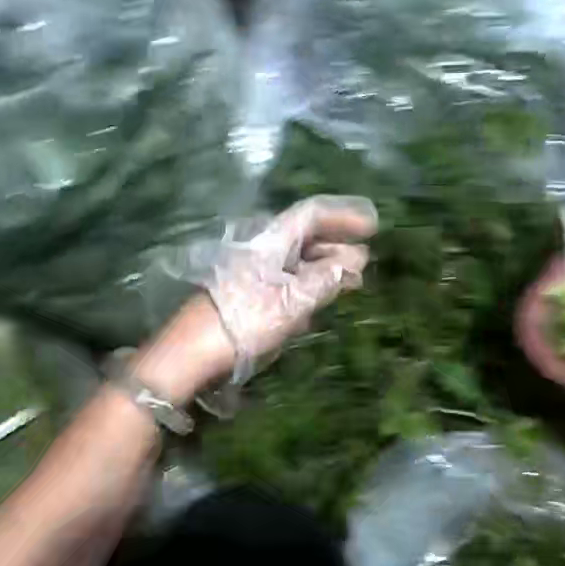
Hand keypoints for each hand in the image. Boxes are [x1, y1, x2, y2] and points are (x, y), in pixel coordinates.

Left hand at [134, 196, 377, 398]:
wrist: (192, 351)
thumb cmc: (244, 321)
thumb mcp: (292, 302)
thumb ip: (326, 280)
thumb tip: (355, 261)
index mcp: (270, 240)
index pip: (311, 215)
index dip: (343, 216)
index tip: (372, 226)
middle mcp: (262, 248)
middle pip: (304, 236)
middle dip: (337, 245)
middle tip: (364, 261)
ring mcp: (253, 270)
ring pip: (295, 260)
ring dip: (324, 267)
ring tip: (349, 282)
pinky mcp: (248, 293)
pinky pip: (285, 279)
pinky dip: (307, 284)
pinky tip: (318, 302)